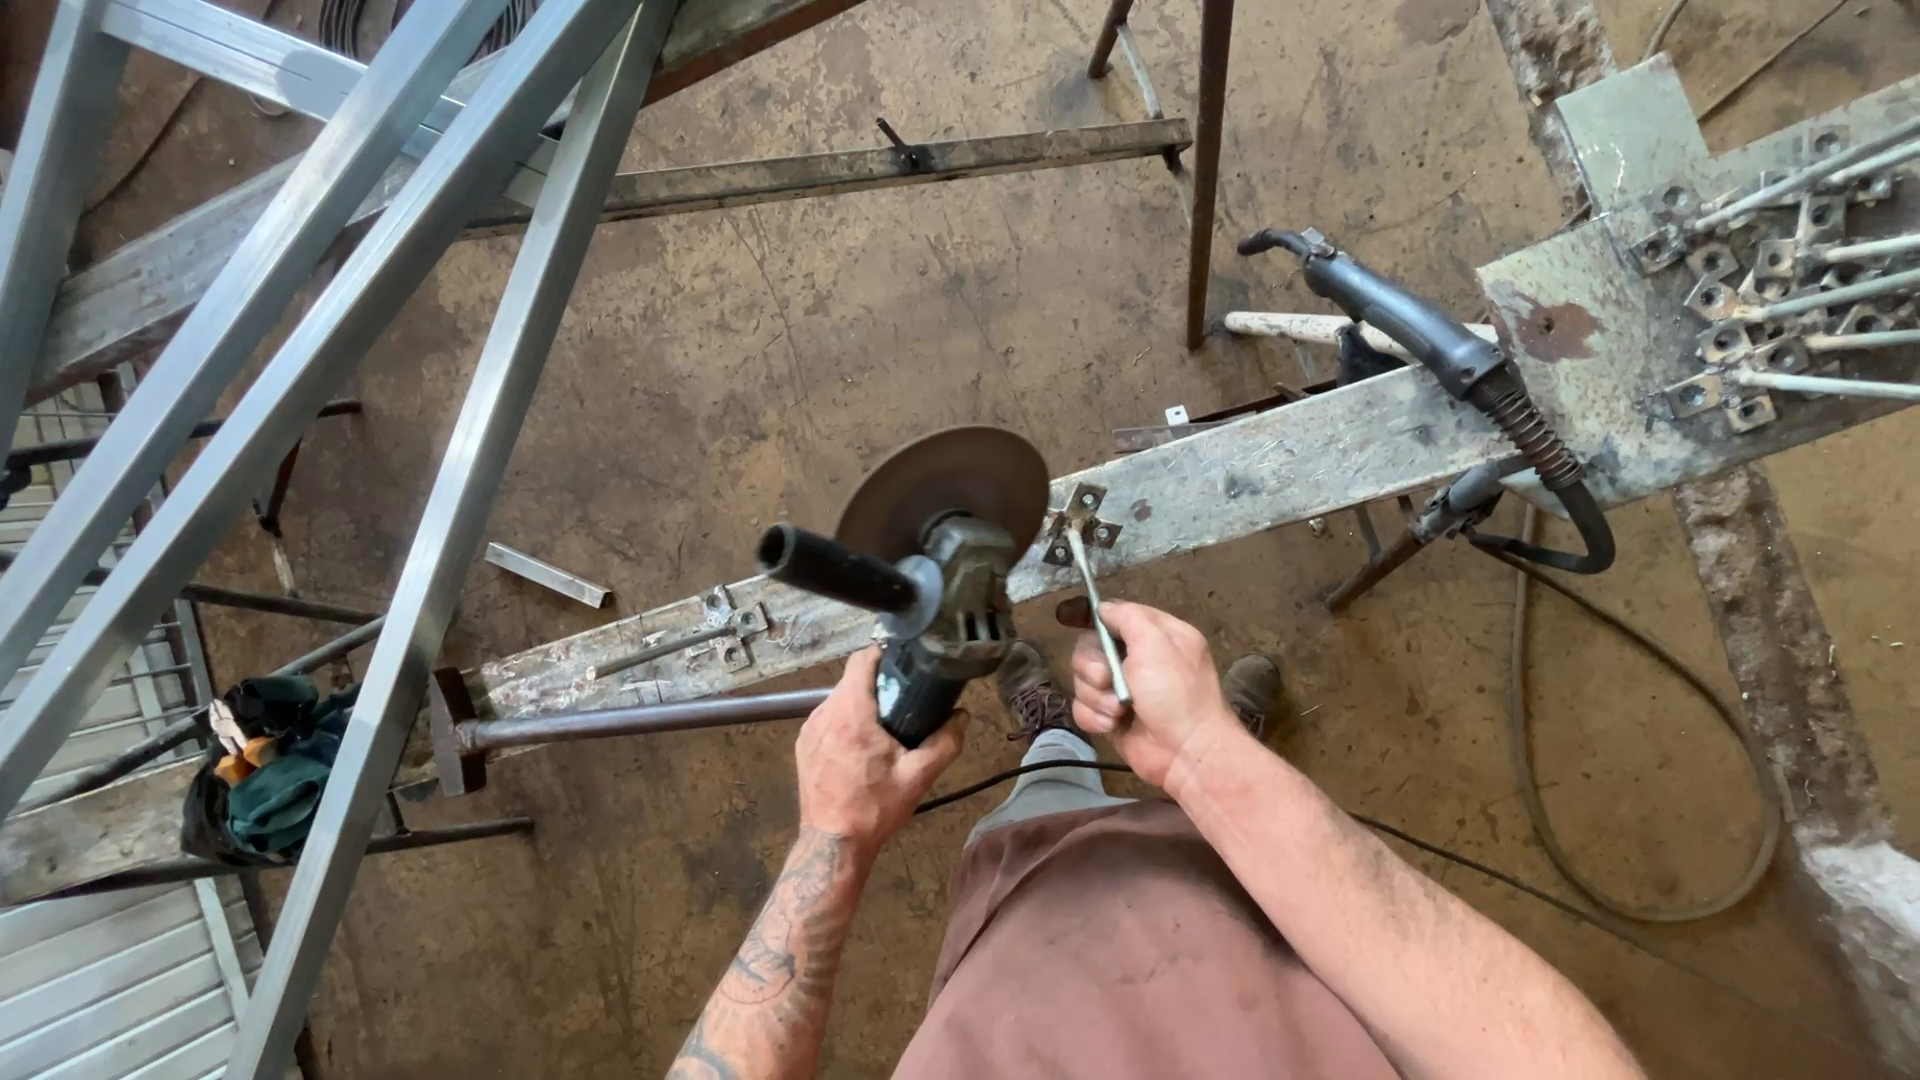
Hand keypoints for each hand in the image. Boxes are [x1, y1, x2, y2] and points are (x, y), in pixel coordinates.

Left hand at [795, 647, 966, 856]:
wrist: (833, 845)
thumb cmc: (875, 808)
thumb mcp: (919, 777)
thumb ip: (945, 742)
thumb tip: (961, 716)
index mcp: (851, 714)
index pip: (861, 660)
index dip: (883, 654)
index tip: (903, 663)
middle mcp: (824, 714)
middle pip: (851, 679)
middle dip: (877, 683)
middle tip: (904, 699)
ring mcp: (809, 730)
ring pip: (838, 699)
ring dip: (860, 703)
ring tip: (885, 724)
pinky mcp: (803, 745)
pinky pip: (827, 718)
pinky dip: (844, 721)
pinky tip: (861, 745)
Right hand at [1070, 601, 1249, 797]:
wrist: (1186, 752)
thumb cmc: (1176, 693)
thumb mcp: (1157, 643)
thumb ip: (1128, 617)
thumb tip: (1102, 609)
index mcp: (1155, 635)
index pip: (1114, 615)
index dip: (1089, 615)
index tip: (1065, 616)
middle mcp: (1137, 659)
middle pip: (1089, 647)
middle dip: (1093, 666)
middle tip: (1107, 679)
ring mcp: (1121, 689)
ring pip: (1083, 680)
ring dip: (1097, 696)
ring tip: (1118, 710)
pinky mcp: (1110, 716)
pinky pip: (1083, 707)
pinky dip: (1095, 717)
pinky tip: (1112, 725)